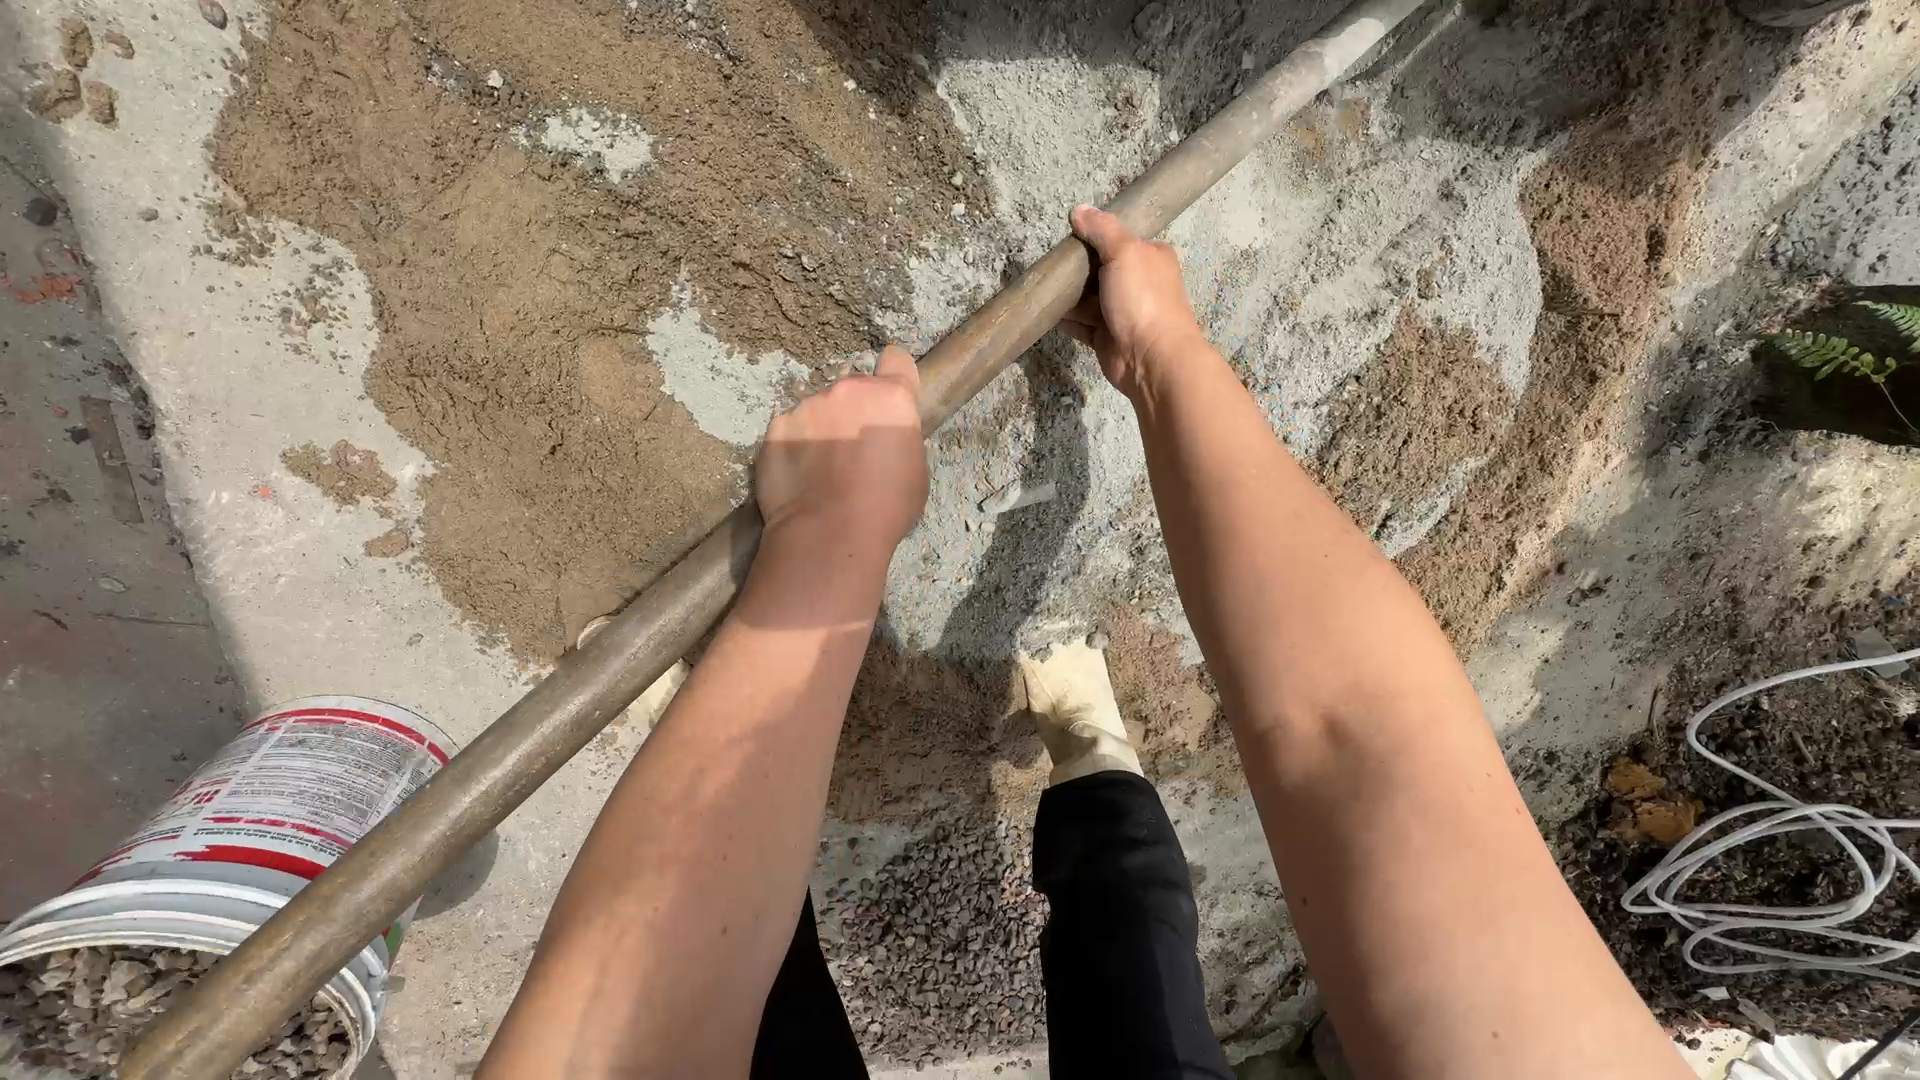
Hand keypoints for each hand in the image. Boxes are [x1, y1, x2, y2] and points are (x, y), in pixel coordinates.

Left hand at [754, 345, 927, 554]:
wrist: (830, 533)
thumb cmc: (886, 508)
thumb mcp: (916, 471)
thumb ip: (899, 438)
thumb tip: (884, 439)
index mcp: (891, 397)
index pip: (896, 359)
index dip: (894, 376)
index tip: (889, 398)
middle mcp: (848, 389)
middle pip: (853, 387)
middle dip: (854, 409)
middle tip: (853, 449)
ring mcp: (807, 405)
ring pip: (818, 407)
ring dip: (823, 427)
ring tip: (822, 469)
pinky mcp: (776, 426)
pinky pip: (790, 427)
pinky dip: (795, 445)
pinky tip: (799, 475)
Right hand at [1058, 205, 1204, 398]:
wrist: (1150, 357)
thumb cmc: (1142, 298)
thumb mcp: (1124, 251)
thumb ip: (1101, 230)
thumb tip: (1078, 210)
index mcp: (1150, 258)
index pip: (1120, 240)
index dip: (1095, 236)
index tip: (1068, 235)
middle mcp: (1137, 284)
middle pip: (1100, 269)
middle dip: (1076, 267)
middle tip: (1049, 262)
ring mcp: (1121, 313)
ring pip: (1088, 299)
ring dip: (1067, 295)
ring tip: (1040, 285)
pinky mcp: (1105, 337)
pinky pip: (1080, 324)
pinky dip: (1064, 319)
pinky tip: (1044, 312)